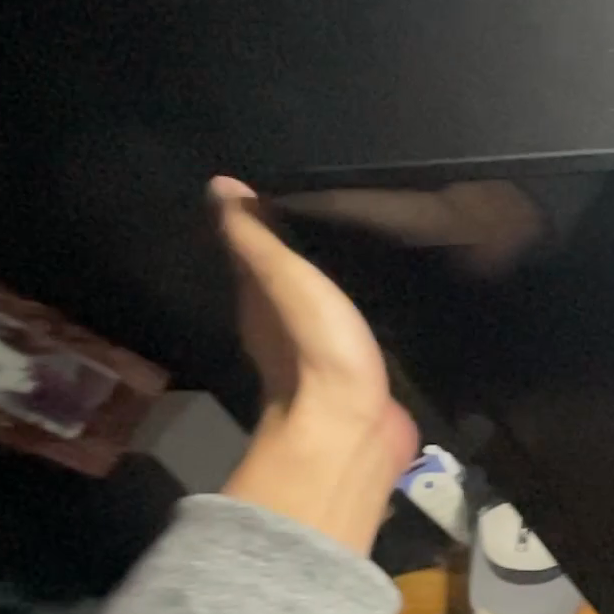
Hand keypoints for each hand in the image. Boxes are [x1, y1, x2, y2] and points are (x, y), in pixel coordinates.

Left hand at [211, 176, 416, 554]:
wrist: (355, 430)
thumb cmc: (316, 353)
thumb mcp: (285, 282)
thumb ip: (259, 239)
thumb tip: (222, 183)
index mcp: (258, 300)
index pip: (255, 249)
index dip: (268, 220)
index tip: (296, 188)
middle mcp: (285, 325)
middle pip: (293, 278)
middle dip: (311, 250)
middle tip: (347, 214)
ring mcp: (327, 354)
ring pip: (330, 307)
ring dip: (345, 286)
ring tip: (376, 253)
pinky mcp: (364, 375)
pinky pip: (363, 333)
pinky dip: (370, 316)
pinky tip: (390, 304)